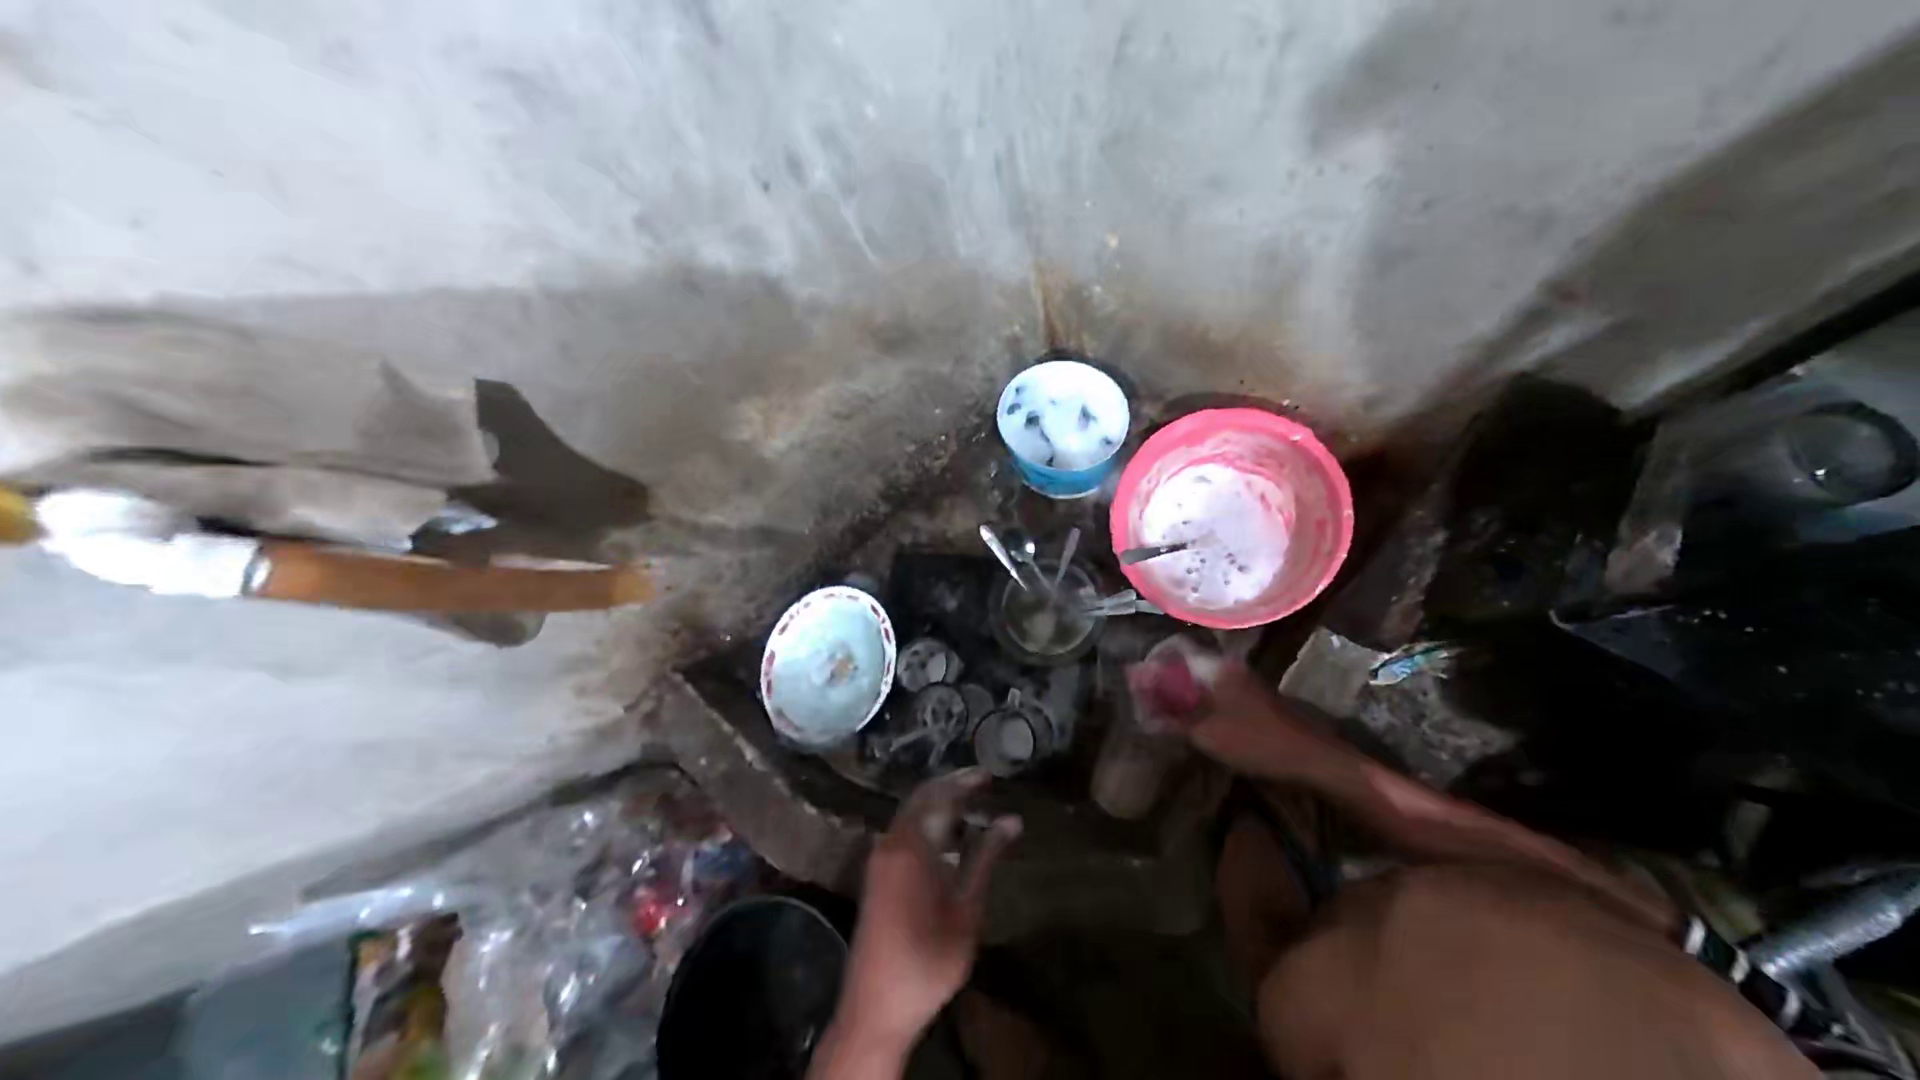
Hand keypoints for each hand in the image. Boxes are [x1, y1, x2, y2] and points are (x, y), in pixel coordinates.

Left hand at [837, 770, 1021, 1049]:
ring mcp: (879, 859)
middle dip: (951, 786)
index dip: (965, 782)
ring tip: (972, 805)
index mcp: (910, 845)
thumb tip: (1011, 819)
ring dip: (938, 805)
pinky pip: (903, 832)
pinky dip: (927, 824)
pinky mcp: (877, 875)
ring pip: (910, 815)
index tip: (990, 775)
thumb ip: (985, 858)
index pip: (939, 796)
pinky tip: (948, 837)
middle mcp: (889, 843)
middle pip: (920, 799)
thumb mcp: (966, 909)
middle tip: (983, 783)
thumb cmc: (928, 959)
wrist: (876, 1006)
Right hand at [1127, 650, 1336, 783]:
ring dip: (1178, 690)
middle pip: (1185, 660)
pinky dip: (1195, 699)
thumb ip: (1170, 720)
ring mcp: (1240, 679)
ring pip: (1198, 675)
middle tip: (1146, 700)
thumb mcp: (1205, 734)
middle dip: (1162, 677)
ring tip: (1162, 712)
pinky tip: (1188, 720)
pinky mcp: (1248, 695)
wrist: (1310, 756)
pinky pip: (1212, 688)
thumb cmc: (1254, 741)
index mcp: (1214, 666)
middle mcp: (1227, 665)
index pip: (1176, 644)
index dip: (1153, 656)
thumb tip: (1141, 714)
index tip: (1139, 679)